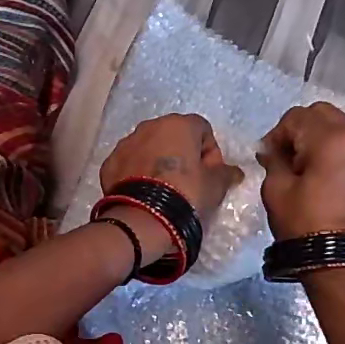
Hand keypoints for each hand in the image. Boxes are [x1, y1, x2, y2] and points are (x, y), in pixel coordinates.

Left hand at [99, 114, 243, 254]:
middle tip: (186, 182)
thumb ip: (226, 173)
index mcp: (178, 124)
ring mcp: (125, 144)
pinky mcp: (109, 163)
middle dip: (181, 155)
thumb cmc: (186, 194)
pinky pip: (128, 164)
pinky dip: (136, 174)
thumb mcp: (215, 186)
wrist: (143, 219)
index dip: (209, 152)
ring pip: (147, 148)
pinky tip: (143, 193)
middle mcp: (149, 127)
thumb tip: (235, 172)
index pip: (202, 130)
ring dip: (157, 162)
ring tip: (163, 189)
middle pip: (172, 136)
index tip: (209, 174)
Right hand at [258, 103, 344, 238]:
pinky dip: (337, 150)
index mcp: (331, 138)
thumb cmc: (305, 223)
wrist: (343, 257)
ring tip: (306, 168)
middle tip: (286, 158)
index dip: (277, 134)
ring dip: (319, 139)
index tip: (268, 156)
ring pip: (340, 126)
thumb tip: (273, 150)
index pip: (297, 117)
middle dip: (300, 131)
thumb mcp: (276, 190)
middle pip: (322, 114)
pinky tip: (325, 174)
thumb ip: (273, 160)